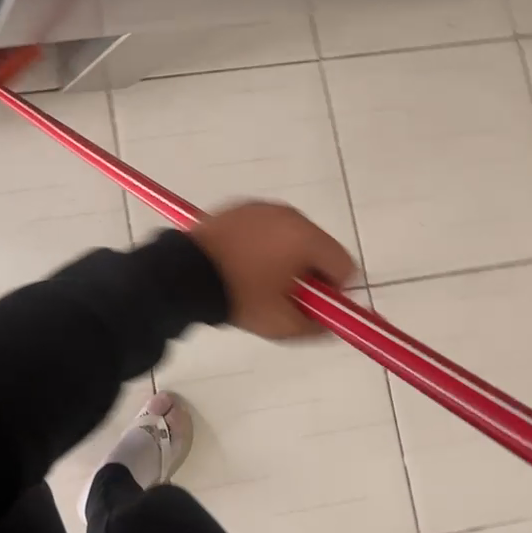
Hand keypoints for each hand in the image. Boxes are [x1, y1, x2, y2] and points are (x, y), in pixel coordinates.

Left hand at [187, 201, 357, 339]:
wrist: (187, 272)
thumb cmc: (241, 296)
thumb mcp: (285, 325)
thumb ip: (320, 326)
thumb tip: (330, 320)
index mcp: (307, 238)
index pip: (344, 265)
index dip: (333, 290)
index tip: (311, 304)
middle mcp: (290, 215)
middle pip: (319, 247)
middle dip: (310, 272)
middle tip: (284, 293)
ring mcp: (263, 207)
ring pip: (293, 237)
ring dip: (287, 257)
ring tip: (260, 278)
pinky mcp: (240, 207)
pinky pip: (267, 228)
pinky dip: (264, 243)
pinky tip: (244, 262)